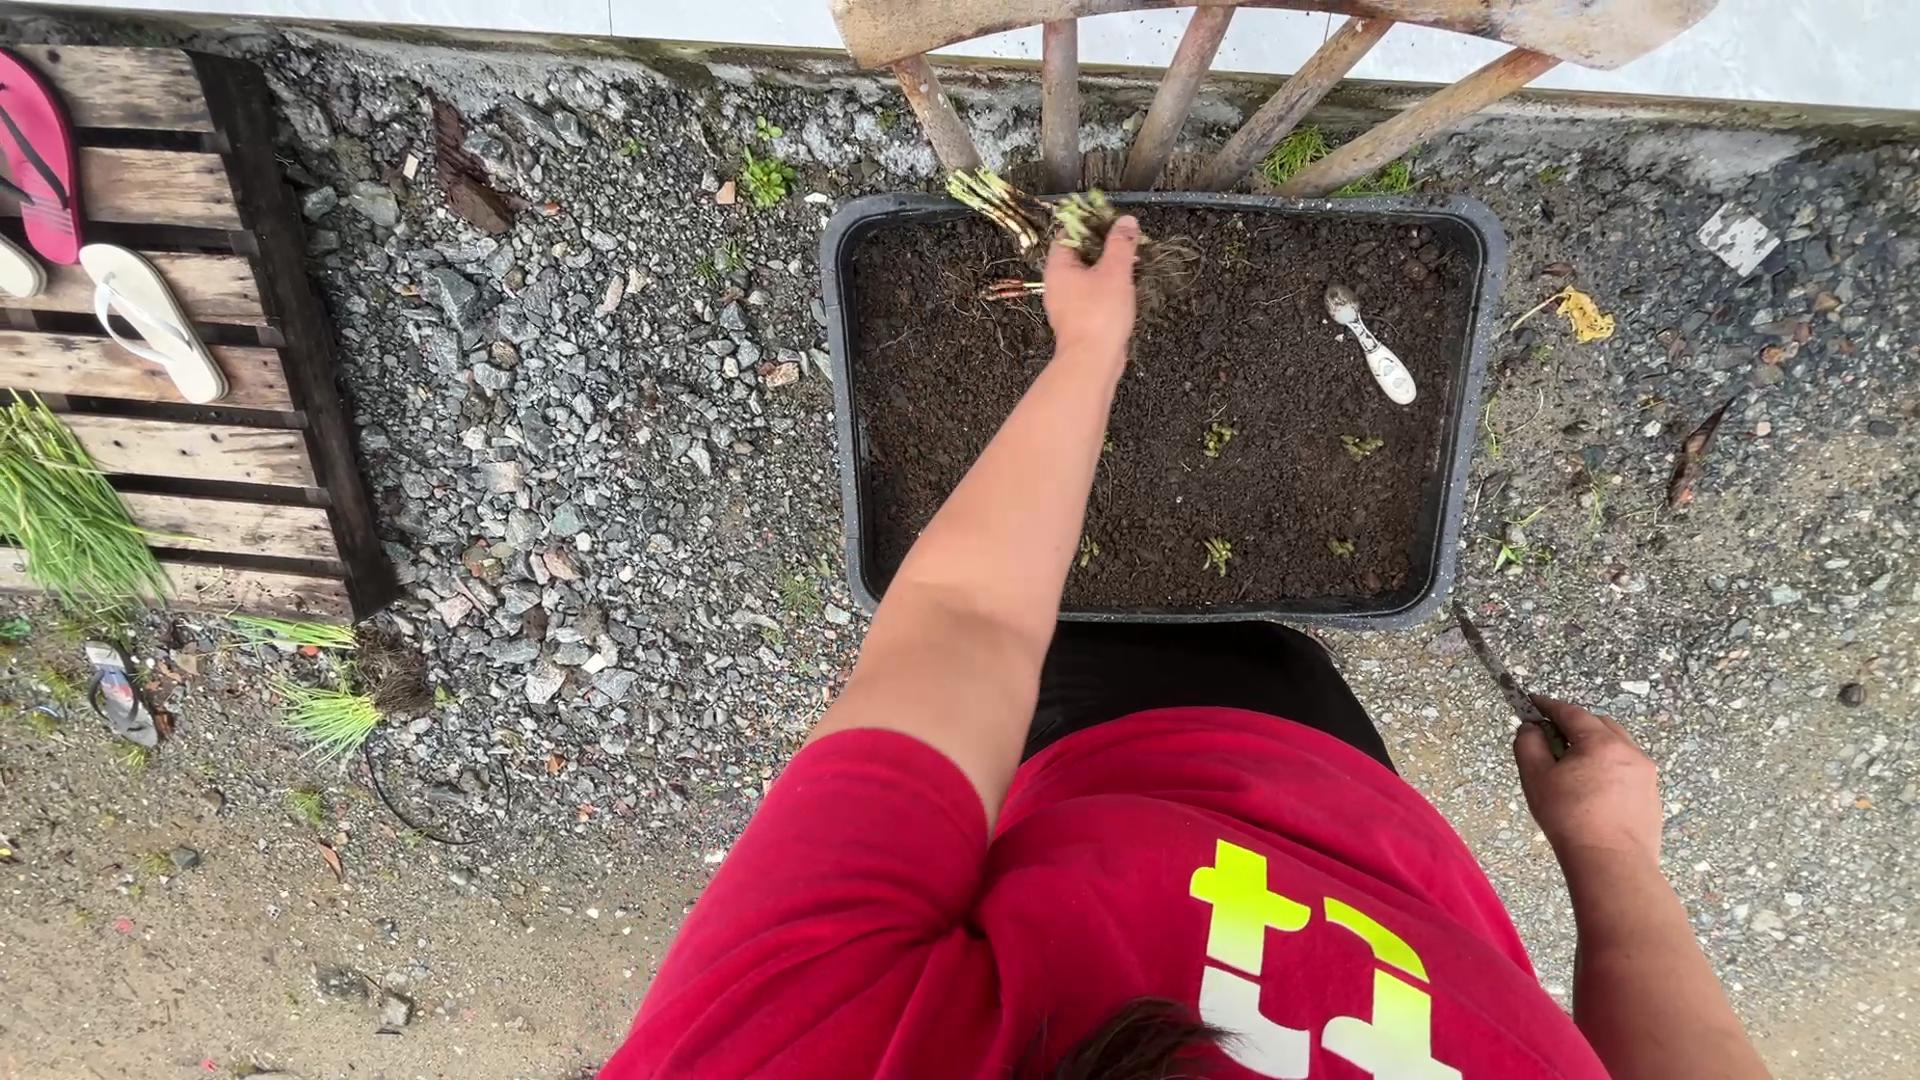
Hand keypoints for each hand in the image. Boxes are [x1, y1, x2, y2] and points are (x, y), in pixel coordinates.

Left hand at [1042, 215, 1138, 359]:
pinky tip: (1127, 287)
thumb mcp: (1114, 271)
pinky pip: (1093, 296)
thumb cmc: (1099, 315)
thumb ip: (1121, 243)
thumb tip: (1126, 222)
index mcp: (1058, 268)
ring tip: (1131, 261)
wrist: (1093, 360)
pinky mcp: (1080, 320)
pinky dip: (1108, 288)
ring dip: (1109, 268)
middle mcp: (1057, 285)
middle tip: (1126, 240)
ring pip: (1088, 276)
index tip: (1110, 220)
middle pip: (1079, 255)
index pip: (1067, 234)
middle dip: (1103, 246)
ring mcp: (1067, 304)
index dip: (1088, 223)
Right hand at [1514, 697, 1662, 869]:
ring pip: (1616, 745)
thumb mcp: (1535, 774)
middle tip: (1550, 732)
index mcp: (1602, 744)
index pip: (1572, 712)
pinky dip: (1606, 762)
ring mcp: (1646, 775)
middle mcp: (1631, 753)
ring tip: (1569, 761)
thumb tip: (1532, 728)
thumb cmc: (1568, 815)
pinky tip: (1589, 783)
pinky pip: (1626, 766)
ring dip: (1592, 743)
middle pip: (1600, 724)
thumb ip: (1528, 742)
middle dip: (1574, 722)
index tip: (1531, 701)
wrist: (1611, 860)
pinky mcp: (1651, 795)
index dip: (1548, 705)